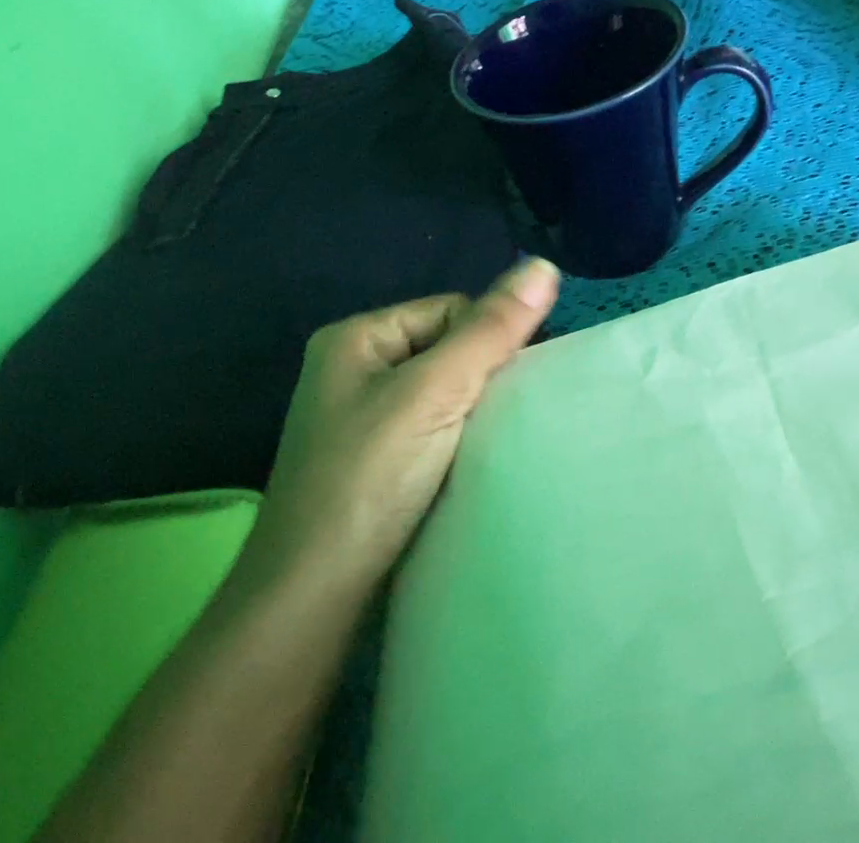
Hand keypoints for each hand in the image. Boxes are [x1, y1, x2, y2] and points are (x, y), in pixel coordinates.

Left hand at [248, 258, 559, 590]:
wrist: (313, 592)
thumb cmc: (369, 479)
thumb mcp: (432, 394)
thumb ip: (489, 332)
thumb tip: (544, 265)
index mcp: (356, 339)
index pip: (450, 311)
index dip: (491, 340)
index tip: (521, 384)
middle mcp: (354, 374)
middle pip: (447, 354)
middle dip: (485, 381)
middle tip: (518, 417)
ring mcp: (362, 425)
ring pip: (444, 400)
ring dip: (477, 418)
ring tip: (504, 445)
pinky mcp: (376, 469)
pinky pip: (433, 437)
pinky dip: (461, 448)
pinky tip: (479, 469)